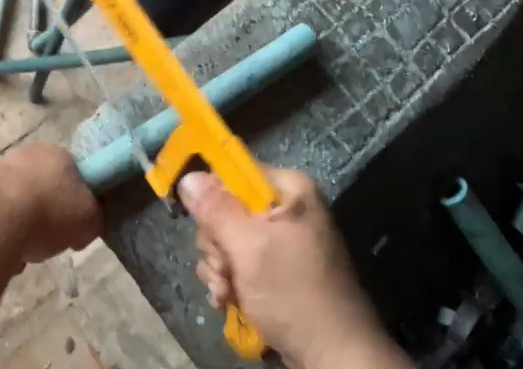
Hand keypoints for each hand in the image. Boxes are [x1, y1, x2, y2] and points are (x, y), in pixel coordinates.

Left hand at [0, 143, 103, 263]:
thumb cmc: (48, 213)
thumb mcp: (89, 220)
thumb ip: (93, 219)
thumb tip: (85, 226)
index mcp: (57, 153)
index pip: (74, 173)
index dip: (78, 200)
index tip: (75, 224)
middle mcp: (26, 154)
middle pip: (44, 189)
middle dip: (47, 215)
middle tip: (51, 239)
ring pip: (18, 204)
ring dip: (22, 227)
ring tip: (23, 252)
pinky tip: (1, 252)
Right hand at [180, 168, 405, 367]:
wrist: (334, 355)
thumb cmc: (294, 293)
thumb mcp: (249, 248)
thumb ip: (216, 210)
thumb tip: (188, 176)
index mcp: (289, 190)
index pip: (236, 172)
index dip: (212, 195)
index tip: (201, 223)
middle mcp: (287, 209)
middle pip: (228, 209)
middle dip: (217, 244)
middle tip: (224, 268)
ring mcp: (284, 241)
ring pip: (229, 241)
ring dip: (220, 269)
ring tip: (228, 293)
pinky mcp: (279, 270)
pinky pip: (241, 263)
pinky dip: (231, 283)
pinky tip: (229, 301)